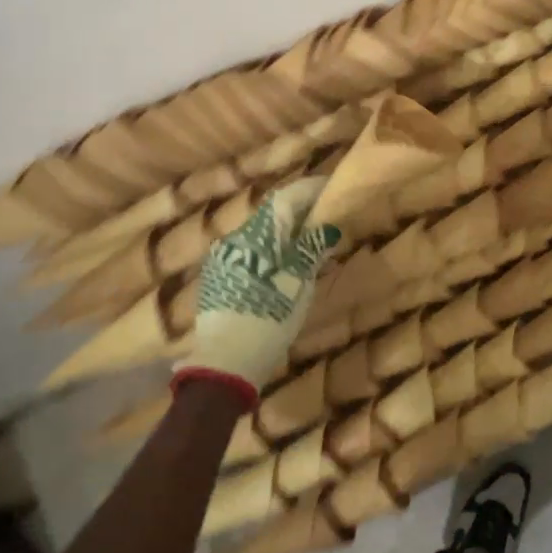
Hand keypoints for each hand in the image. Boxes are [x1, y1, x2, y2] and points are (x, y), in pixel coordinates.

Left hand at [168, 178, 340, 403]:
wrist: (225, 364)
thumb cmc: (269, 321)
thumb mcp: (299, 285)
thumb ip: (313, 250)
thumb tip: (327, 228)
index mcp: (256, 236)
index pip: (287, 198)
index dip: (311, 188)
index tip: (333, 188)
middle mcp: (234, 239)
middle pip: (272, 215)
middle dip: (301, 212)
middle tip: (328, 218)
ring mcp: (222, 258)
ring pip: (261, 234)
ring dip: (286, 234)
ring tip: (311, 244)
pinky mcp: (218, 277)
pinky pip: (250, 252)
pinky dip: (271, 251)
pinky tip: (286, 266)